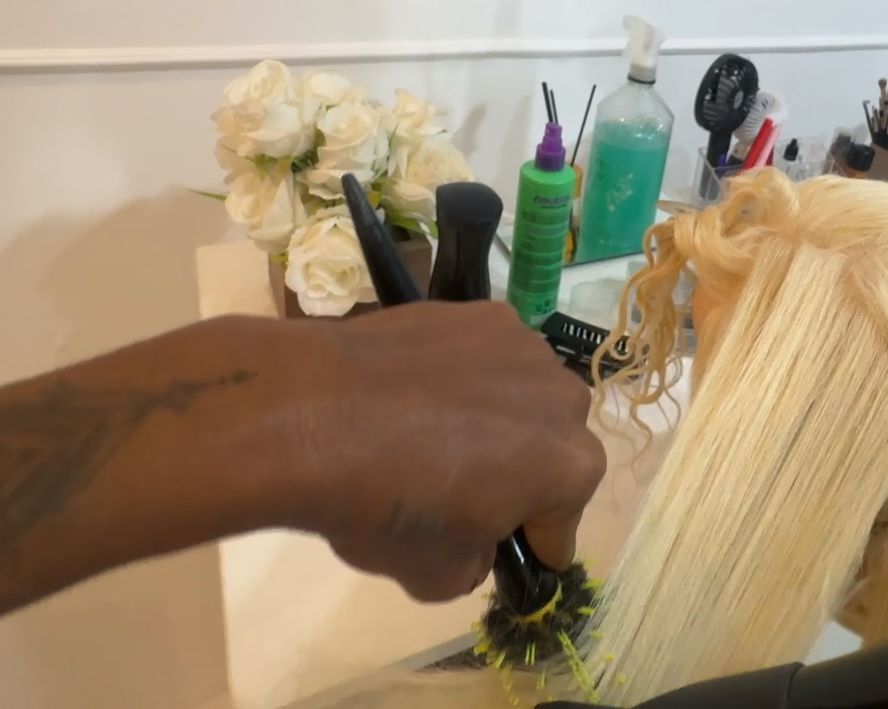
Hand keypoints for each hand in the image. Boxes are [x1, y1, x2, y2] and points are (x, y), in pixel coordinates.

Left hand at [277, 303, 606, 601]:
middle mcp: (563, 397)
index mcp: (570, 465)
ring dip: (500, 414)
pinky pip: (489, 355)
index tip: (501, 545)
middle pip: (552, 447)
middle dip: (522, 469)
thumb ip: (480, 559)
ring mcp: (524, 344)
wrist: (316, 411)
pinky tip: (420, 386)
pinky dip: (469, 372)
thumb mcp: (438, 575)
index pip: (561, 523)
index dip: (530, 543)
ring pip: (525, 394)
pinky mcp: (483, 312)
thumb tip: (476, 535)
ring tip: (436, 428)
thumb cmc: (386, 502)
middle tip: (463, 485)